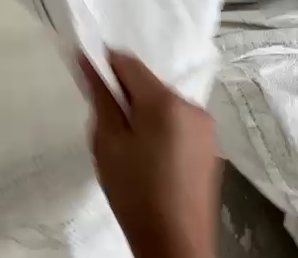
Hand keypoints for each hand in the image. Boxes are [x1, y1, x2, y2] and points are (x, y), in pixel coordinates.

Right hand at [79, 50, 220, 257]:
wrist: (175, 246)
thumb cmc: (135, 192)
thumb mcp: (107, 141)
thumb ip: (99, 95)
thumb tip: (87, 59)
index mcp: (166, 102)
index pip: (127, 62)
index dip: (105, 67)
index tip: (91, 86)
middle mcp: (192, 107)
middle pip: (147, 82)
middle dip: (126, 95)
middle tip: (110, 127)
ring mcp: (206, 128)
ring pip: (162, 102)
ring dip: (143, 111)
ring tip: (131, 147)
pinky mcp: (211, 147)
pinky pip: (177, 120)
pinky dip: (160, 127)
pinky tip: (150, 158)